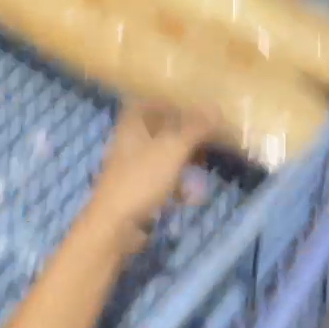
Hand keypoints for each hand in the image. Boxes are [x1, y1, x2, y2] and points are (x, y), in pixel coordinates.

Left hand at [79, 101, 217, 249]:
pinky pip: (158, 182)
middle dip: (180, 133)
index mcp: (131, 126)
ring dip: (181, 160)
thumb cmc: (141, 179)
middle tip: (205, 135)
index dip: (165, 102)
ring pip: (159, 157)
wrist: (113, 225)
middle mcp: (127, 144)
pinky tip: (190, 195)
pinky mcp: (133, 194)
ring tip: (203, 163)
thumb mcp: (172, 150)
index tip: (189, 105)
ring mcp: (128, 170)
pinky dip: (174, 185)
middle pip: (154, 131)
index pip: (144, 103)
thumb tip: (215, 107)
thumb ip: (194, 128)